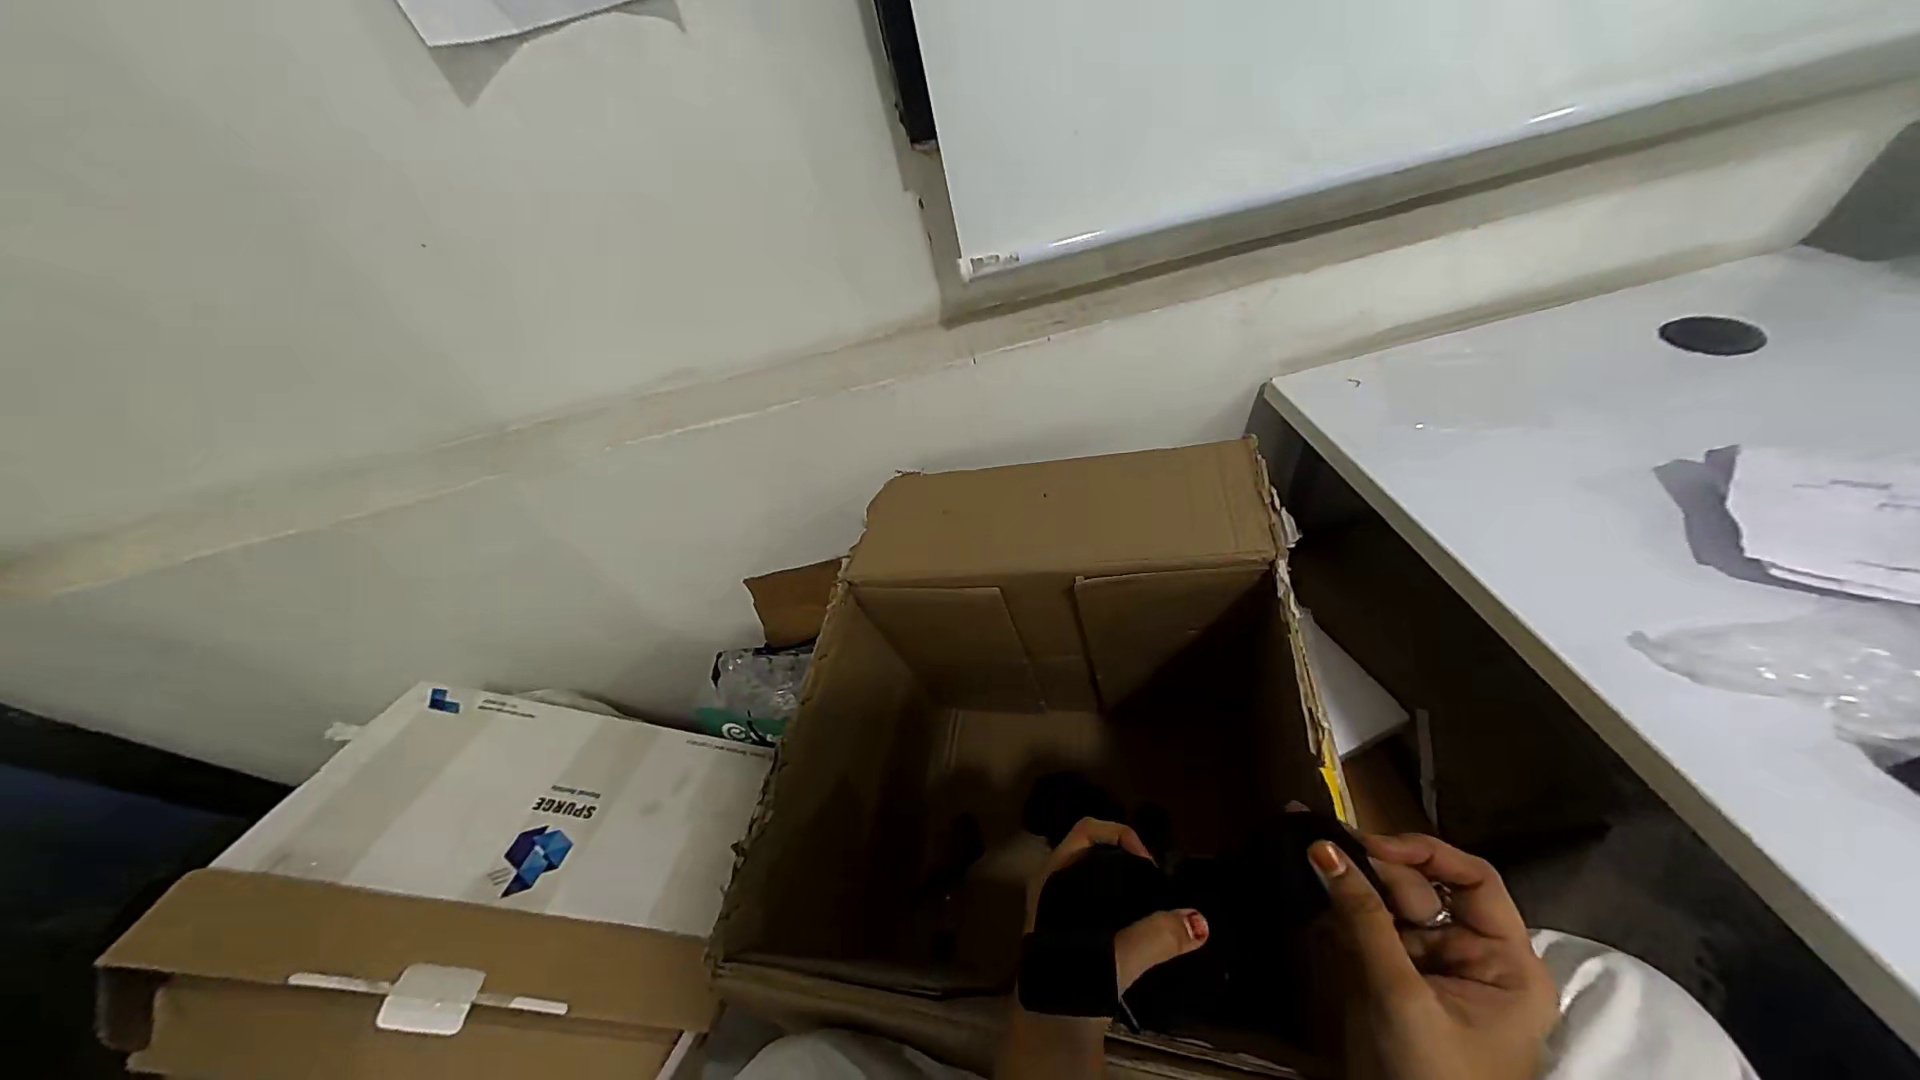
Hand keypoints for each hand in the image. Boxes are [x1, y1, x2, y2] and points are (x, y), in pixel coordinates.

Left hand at [1029, 817, 1210, 993]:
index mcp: (1053, 875)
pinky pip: (1098, 900)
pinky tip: (1143, 924)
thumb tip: (1198, 920)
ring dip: (1125, 882)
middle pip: (1093, 850)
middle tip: (1157, 883)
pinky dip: (1121, 902)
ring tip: (1156, 903)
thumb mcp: (1114, 960)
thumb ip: (1156, 938)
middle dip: (1127, 857)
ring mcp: (1059, 907)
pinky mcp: (1070, 932)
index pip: (1087, 830)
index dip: (1120, 834)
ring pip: (1096, 876)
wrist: (1044, 1037)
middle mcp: (1053, 883)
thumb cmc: (1069, 986)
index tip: (1148, 863)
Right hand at [1308, 833, 1557, 1079]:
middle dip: (1371, 864)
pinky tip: (1311, 884)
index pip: (1474, 880)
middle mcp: (1470, 953)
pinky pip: (1363, 923)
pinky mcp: (1391, 970)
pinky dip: (1337, 905)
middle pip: (1420, 886)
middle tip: (1318, 838)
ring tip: (1306, 852)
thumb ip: (1363, 917)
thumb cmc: (1432, 1075)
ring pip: (1385, 900)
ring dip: (1348, 879)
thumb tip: (1323, 846)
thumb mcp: (1401, 995)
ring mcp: (1427, 961)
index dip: (1424, 852)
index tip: (1368, 844)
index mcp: (1505, 962)